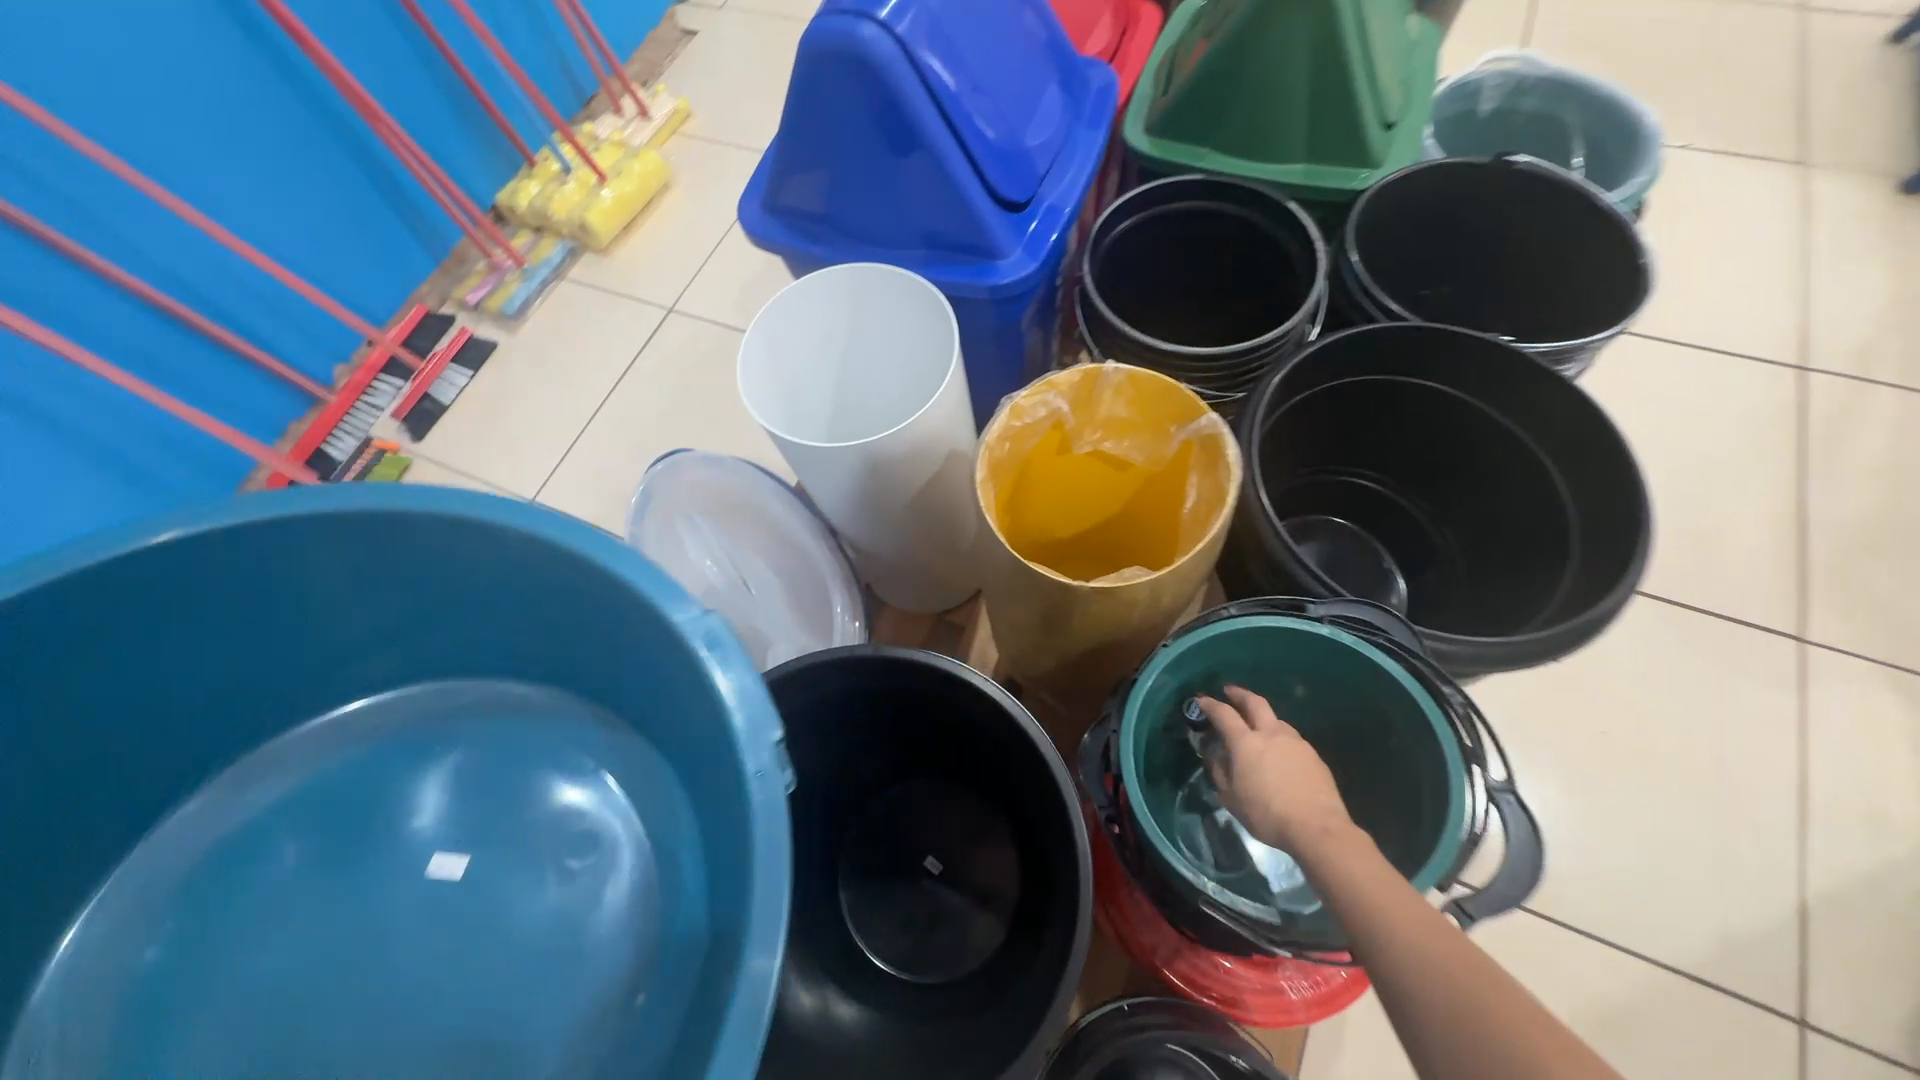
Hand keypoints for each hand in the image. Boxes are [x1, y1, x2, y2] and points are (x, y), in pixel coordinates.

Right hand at [1195, 686, 1356, 858]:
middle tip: (1230, 691)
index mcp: (1246, 743)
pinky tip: (1279, 753)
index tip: (1201, 699)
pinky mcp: (1313, 755)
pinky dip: (1279, 737)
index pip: (1224, 714)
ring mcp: (1296, 742)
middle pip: (1255, 703)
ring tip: (1257, 726)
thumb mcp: (1231, 798)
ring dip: (1263, 717)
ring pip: (1276, 720)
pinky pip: (1291, 738)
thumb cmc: (1266, 814)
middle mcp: (1271, 734)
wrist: (1316, 828)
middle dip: (1240, 694)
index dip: (1210, 705)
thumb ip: (1220, 772)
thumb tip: (1215, 755)